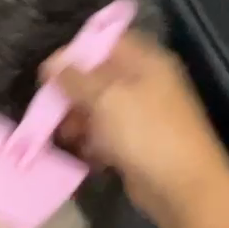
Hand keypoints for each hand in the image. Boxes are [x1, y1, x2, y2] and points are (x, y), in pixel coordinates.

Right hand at [42, 31, 228, 223]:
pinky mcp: (134, 143)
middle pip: (98, 79)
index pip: (109, 43)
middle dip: (72, 94)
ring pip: (97, 110)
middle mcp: (144, 84)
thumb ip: (75, 79)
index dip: (78, 52)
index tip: (49, 71)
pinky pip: (103, 136)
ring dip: (77, 122)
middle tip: (51, 111)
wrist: (178, 185)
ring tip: (67, 137)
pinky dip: (90, 143)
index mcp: (146, 63)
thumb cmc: (145, 132)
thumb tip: (51, 62)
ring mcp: (140, 115)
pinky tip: (83, 154)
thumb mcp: (106, 98)